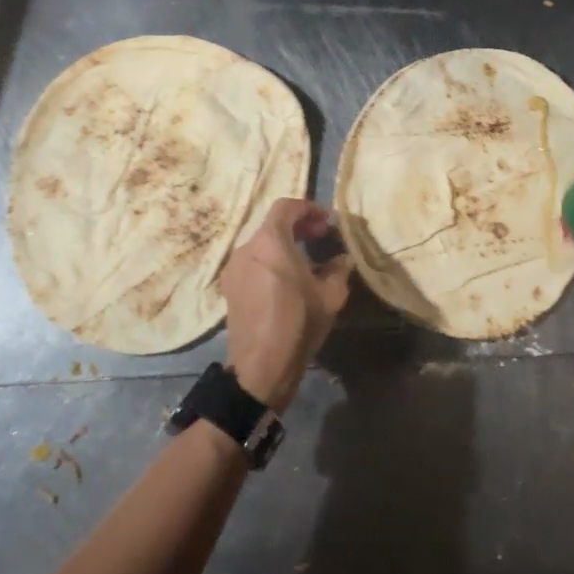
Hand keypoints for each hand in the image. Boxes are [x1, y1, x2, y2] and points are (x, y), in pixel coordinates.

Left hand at [219, 199, 352, 414]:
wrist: (261, 367)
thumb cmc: (297, 323)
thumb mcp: (330, 295)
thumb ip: (338, 269)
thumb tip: (343, 258)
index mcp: (270, 242)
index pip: (286, 207)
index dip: (309, 208)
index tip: (327, 222)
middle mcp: (246, 249)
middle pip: (272, 225)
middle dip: (299, 226)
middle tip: (321, 237)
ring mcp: (234, 269)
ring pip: (262, 245)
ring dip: (284, 245)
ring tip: (307, 261)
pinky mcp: (230, 289)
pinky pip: (253, 263)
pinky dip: (271, 261)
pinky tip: (288, 281)